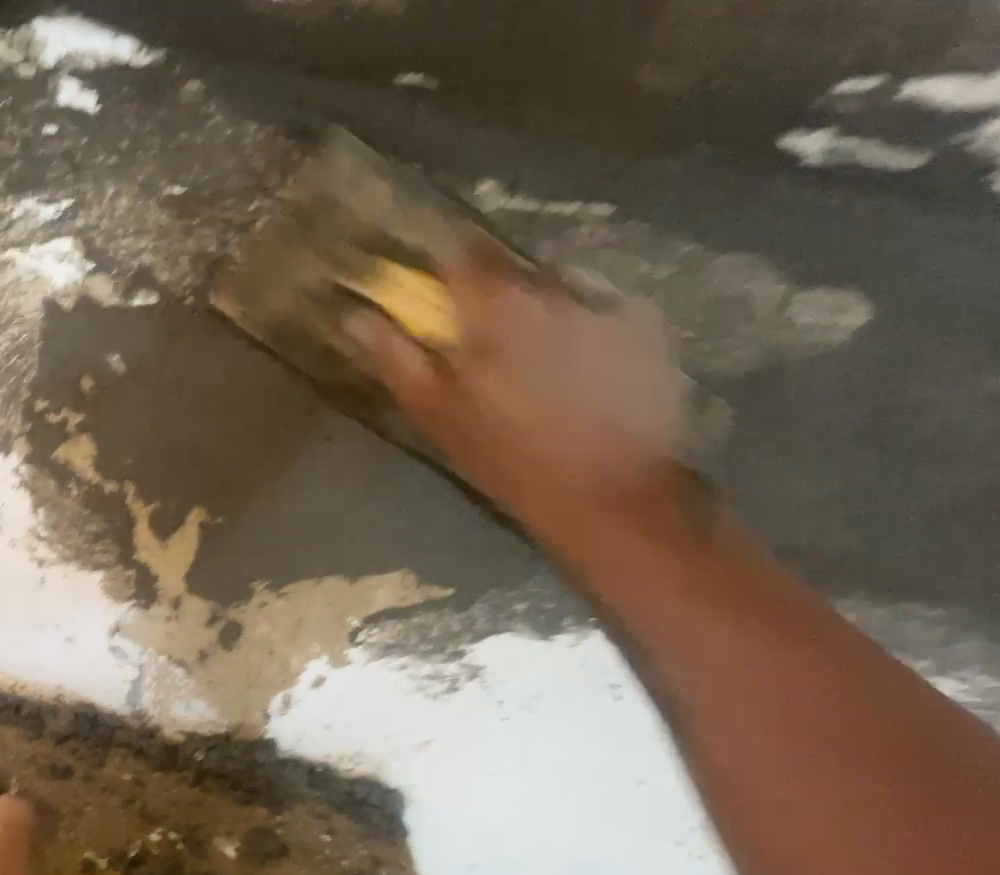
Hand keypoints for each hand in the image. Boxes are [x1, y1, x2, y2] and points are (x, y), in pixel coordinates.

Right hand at [349, 246, 691, 534]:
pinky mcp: (643, 328)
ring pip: (553, 292)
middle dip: (490, 300)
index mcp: (495, 307)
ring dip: (535, 315)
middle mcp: (553, 291)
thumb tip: (356, 316)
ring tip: (532, 366)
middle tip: (481, 347)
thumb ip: (396, 357)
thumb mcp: (436, 414)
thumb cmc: (506, 457)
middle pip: (510, 272)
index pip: (460, 254)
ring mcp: (605, 306)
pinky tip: (577, 375)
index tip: (433, 299)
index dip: (443, 271)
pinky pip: (595, 313)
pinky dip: (578, 332)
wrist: (609, 494)